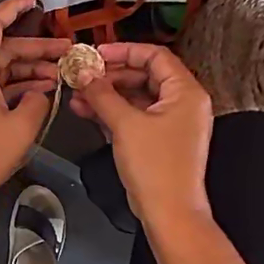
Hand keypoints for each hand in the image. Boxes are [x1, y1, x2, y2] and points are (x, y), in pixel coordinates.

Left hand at [0, 0, 68, 235]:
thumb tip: (42, 93)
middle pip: (3, 50)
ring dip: (29, 70)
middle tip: (67, 51)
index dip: (14, 8)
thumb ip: (38, 102)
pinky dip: (17, 87)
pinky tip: (41, 93)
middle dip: (36, 49)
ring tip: (61, 75)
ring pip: (1, 70)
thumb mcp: (21, 127)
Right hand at [71, 42, 213, 230]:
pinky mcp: (159, 140)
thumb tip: (84, 74)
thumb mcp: (125, 124)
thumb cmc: (158, 170)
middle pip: (144, 75)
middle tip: (83, 75)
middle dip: (110, 76)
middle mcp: (183, 104)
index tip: (97, 54)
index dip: (124, 51)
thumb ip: (102, 95)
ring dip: (107, 95)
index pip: (155, 56)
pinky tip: (87, 111)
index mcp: (185, 92)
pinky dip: (113, 113)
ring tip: (78, 94)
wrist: (169, 212)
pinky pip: (135, 116)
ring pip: (136, 97)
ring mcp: (171, 123)